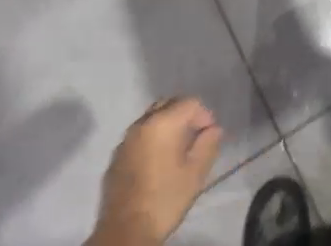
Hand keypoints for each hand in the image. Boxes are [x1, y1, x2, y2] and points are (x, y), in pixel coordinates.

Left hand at [87, 97, 223, 245]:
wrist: (125, 229)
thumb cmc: (165, 199)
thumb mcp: (195, 174)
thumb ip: (208, 145)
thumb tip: (214, 129)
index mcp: (162, 123)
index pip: (190, 102)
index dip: (205, 115)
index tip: (210, 136)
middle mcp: (141, 123)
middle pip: (168, 104)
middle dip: (185, 115)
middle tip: (196, 138)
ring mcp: (126, 138)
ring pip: (151, 118)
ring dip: (167, 125)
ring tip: (178, 150)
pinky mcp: (117, 154)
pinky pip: (139, 135)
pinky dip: (152, 138)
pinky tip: (157, 162)